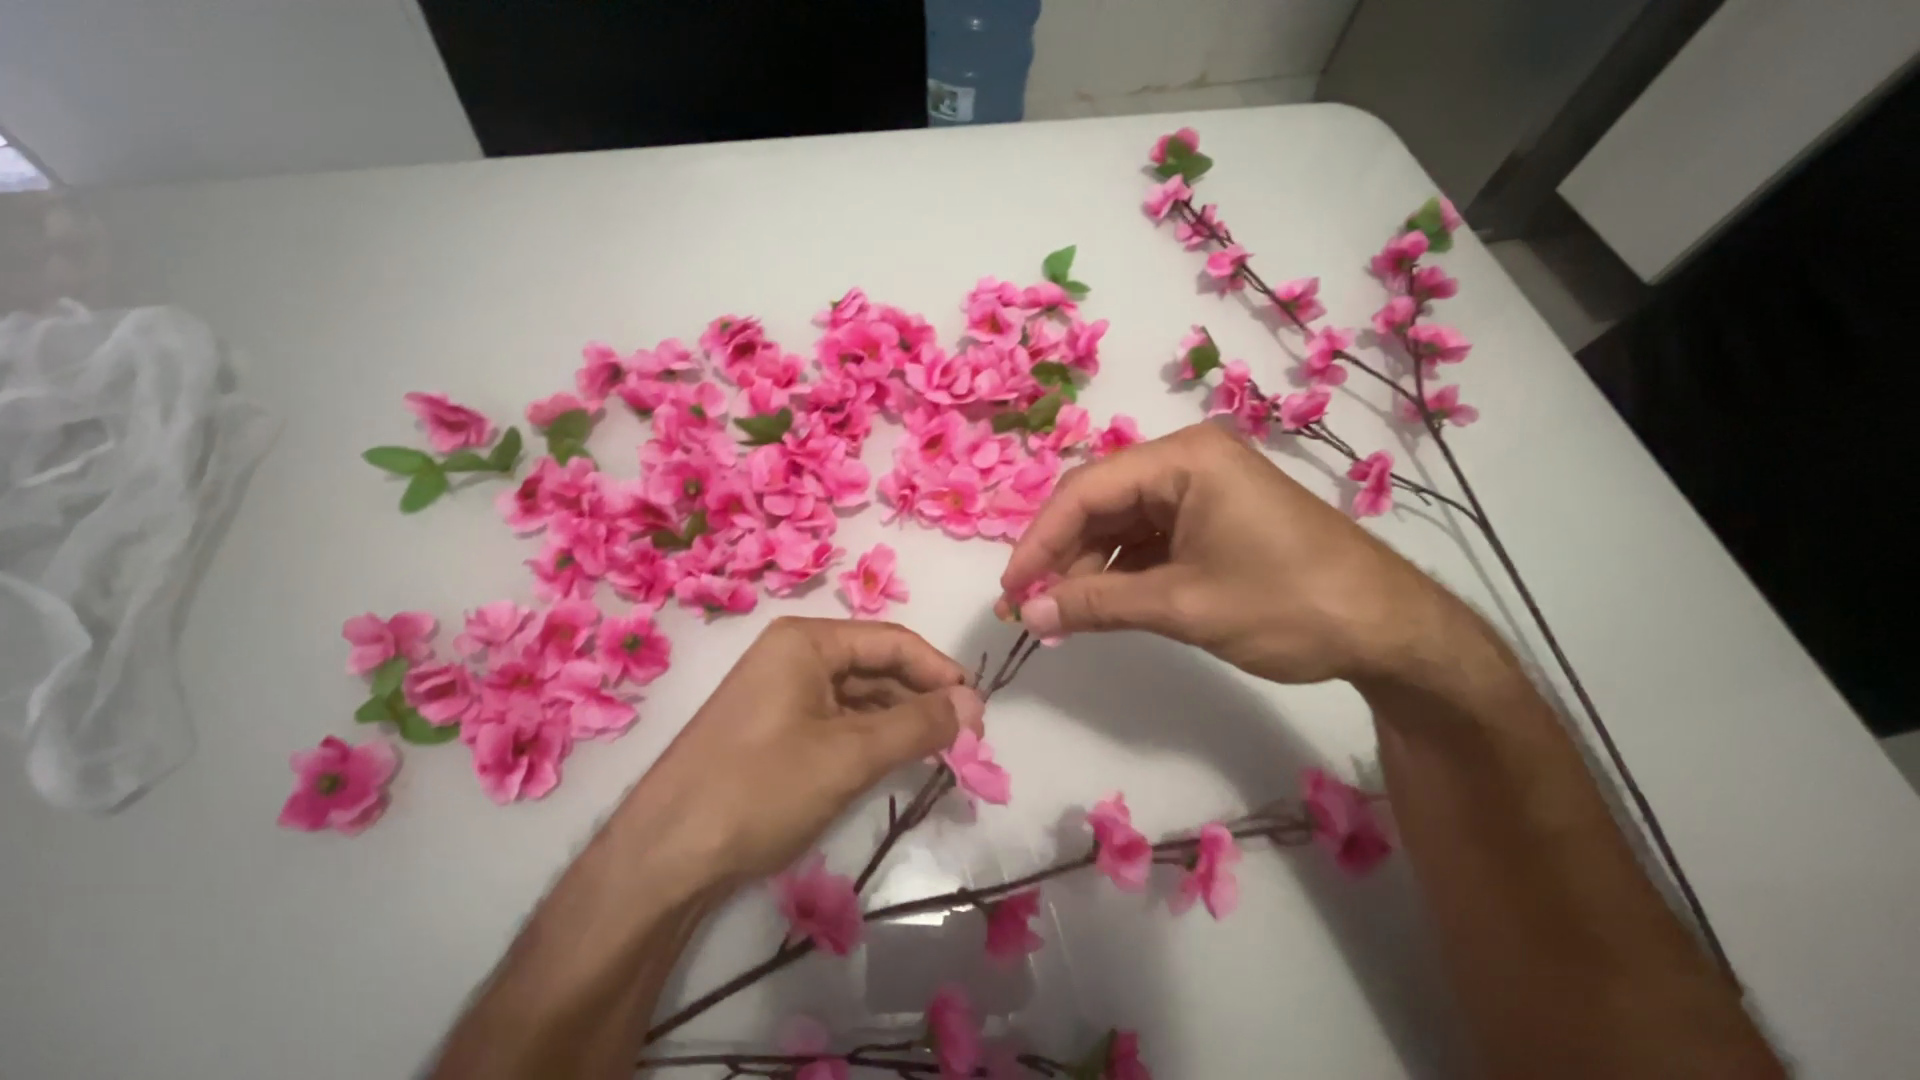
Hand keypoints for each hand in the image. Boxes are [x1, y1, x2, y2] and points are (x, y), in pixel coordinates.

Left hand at [631, 617, 982, 887]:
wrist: (666, 856)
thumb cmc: (761, 789)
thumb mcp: (850, 755)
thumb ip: (918, 725)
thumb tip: (975, 703)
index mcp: (805, 641)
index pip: (893, 641)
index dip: (941, 673)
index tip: (979, 713)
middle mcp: (791, 657)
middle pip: (875, 667)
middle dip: (921, 700)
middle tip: (965, 743)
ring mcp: (778, 696)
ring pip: (857, 698)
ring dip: (898, 723)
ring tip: (937, 757)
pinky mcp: (771, 733)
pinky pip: (834, 724)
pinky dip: (868, 741)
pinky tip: (891, 766)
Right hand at [998, 422, 1467, 685]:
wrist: (1388, 630)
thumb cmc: (1288, 604)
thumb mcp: (1183, 606)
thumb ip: (1097, 604)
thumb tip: (1028, 616)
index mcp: (1184, 458)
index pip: (1086, 490)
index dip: (1039, 540)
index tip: (1010, 590)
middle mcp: (1189, 461)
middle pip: (1101, 501)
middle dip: (1063, 554)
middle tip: (1033, 608)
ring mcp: (1204, 490)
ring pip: (1122, 522)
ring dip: (1090, 566)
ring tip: (1064, 615)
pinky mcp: (1215, 519)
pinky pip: (1150, 538)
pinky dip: (1123, 571)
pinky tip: (1103, 604)